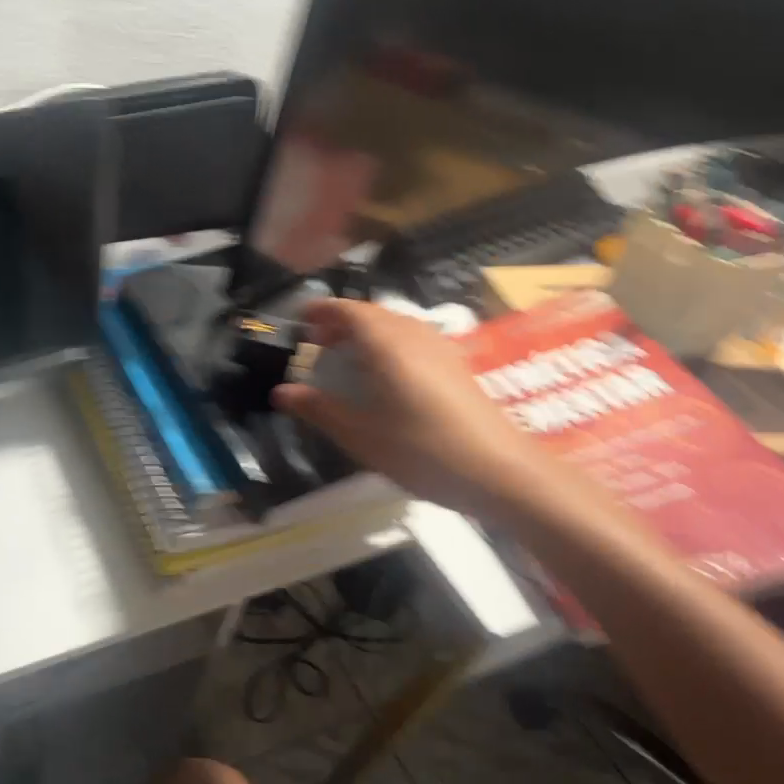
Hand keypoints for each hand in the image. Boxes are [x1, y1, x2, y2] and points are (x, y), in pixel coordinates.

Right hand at [272, 298, 604, 523]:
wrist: (501, 472)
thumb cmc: (423, 450)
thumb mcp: (361, 435)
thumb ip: (319, 409)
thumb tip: (282, 392)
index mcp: (385, 344)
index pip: (348, 310)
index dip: (322, 310)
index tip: (301, 320)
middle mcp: (413, 336)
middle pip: (373, 314)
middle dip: (343, 321)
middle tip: (320, 343)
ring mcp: (441, 349)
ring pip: (397, 325)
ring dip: (368, 332)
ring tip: (350, 358)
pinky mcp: (458, 366)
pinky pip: (415, 339)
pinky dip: (391, 344)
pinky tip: (388, 376)